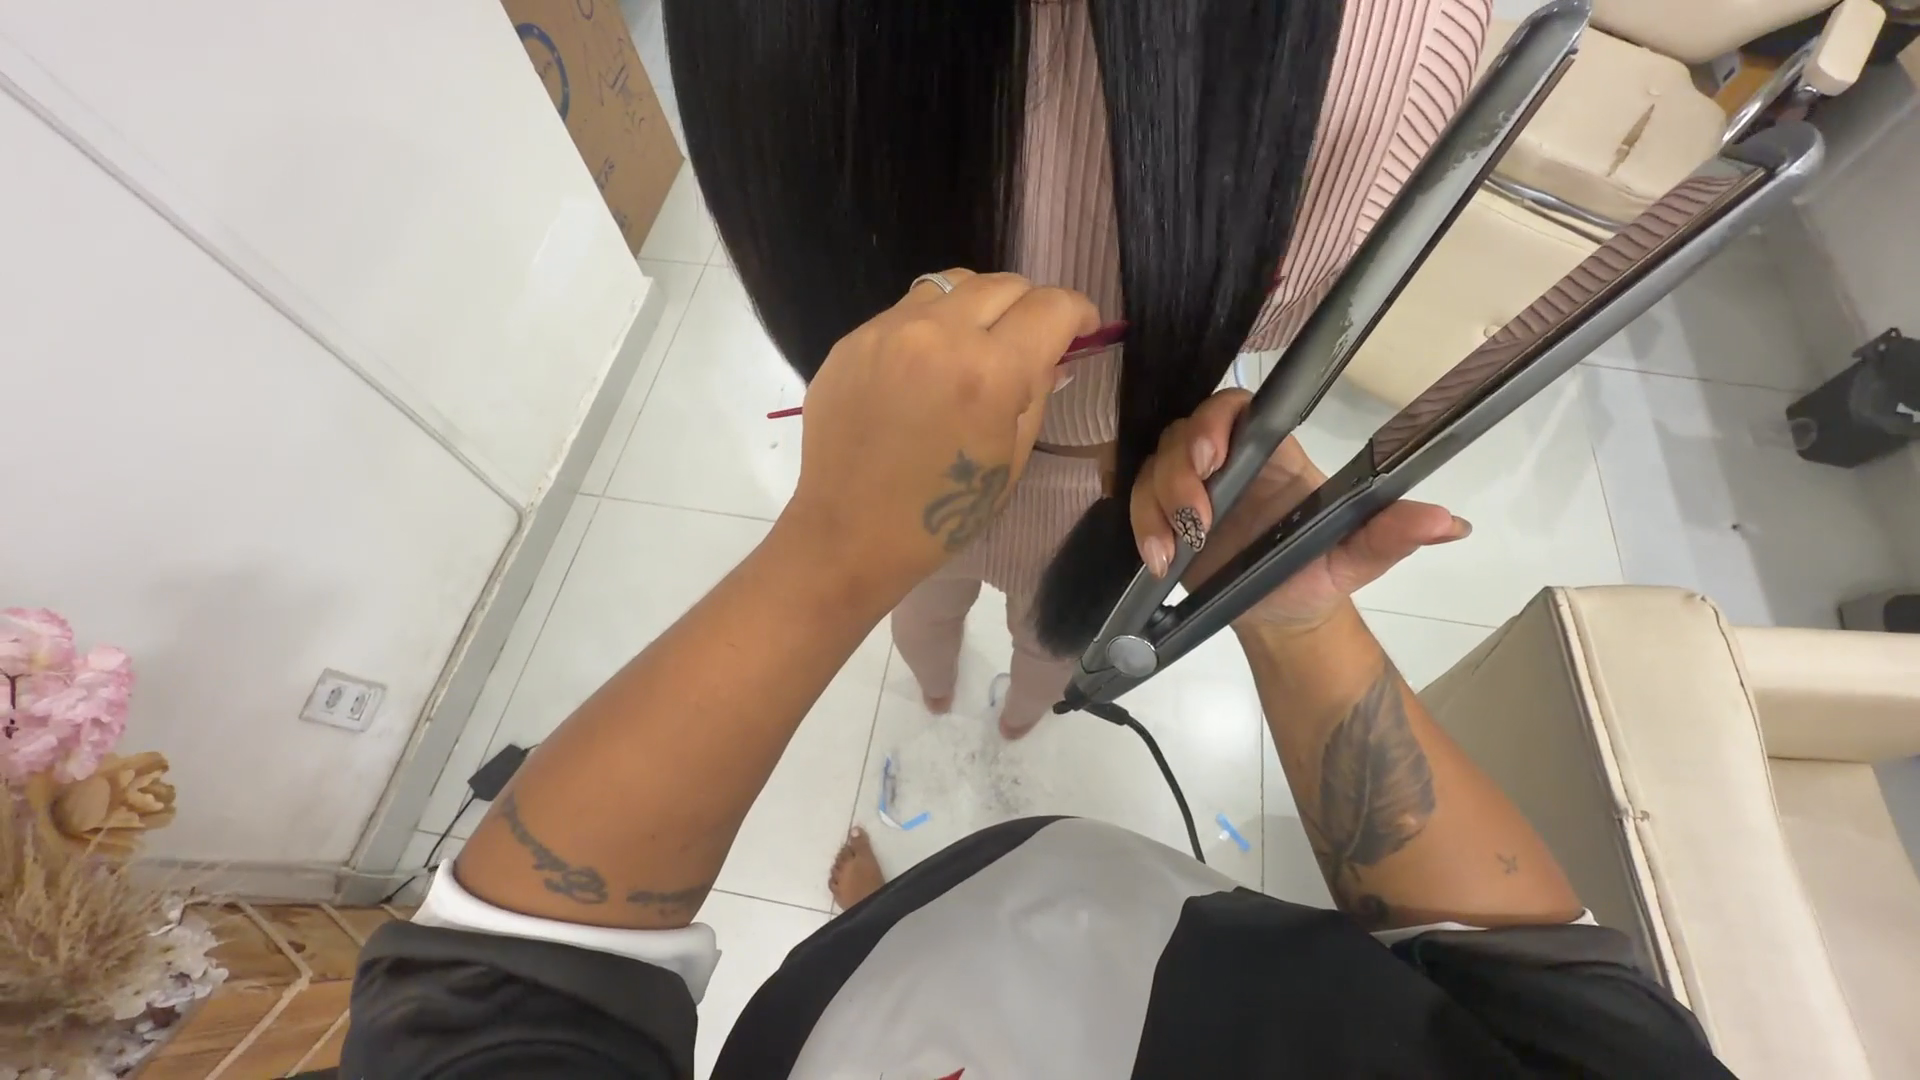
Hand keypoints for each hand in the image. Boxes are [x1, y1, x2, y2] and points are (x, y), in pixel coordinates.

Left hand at [783, 269, 1099, 592]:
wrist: (848, 533)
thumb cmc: (940, 515)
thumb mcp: (1009, 461)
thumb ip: (1036, 394)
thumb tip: (1051, 355)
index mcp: (988, 373)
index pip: (1051, 307)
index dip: (1079, 314)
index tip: (1081, 331)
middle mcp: (937, 334)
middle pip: (1004, 284)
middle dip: (1029, 308)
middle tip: (1027, 344)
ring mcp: (887, 331)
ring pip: (952, 284)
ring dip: (978, 307)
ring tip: (974, 349)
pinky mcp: (852, 340)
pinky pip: (907, 310)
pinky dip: (932, 326)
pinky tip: (925, 370)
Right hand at [1130, 389, 1469, 631]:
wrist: (1278, 619)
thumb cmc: (1314, 579)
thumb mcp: (1354, 558)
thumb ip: (1389, 535)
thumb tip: (1448, 523)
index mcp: (1272, 457)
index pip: (1237, 411)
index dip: (1215, 422)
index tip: (1211, 460)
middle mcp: (1226, 465)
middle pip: (1182, 436)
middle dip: (1178, 474)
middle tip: (1194, 520)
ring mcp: (1189, 489)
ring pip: (1152, 467)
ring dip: (1154, 506)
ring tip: (1171, 554)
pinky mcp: (1163, 517)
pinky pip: (1136, 503)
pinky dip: (1139, 526)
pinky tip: (1156, 561)